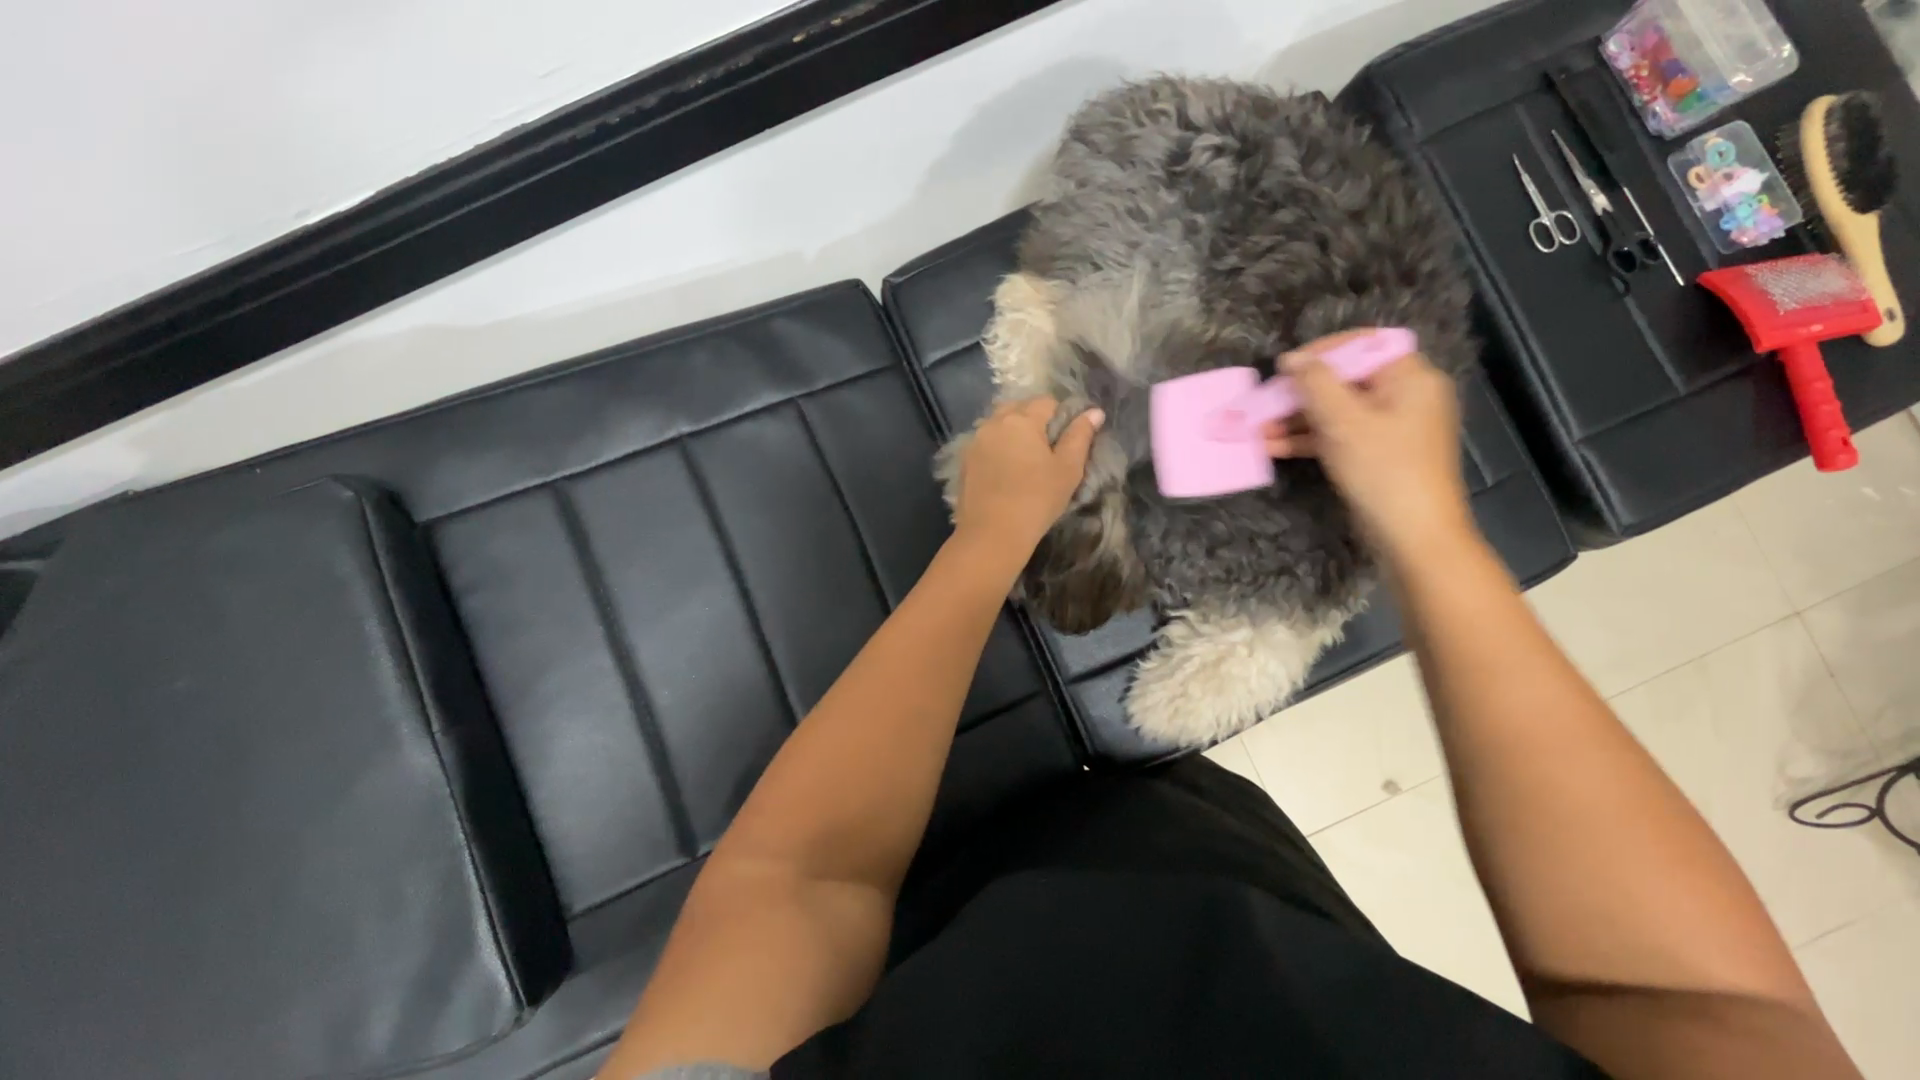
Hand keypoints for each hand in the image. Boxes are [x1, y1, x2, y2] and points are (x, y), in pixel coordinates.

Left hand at [953, 398, 1103, 557]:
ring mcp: (975, 441)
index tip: (1067, 440)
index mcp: (1022, 419)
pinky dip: (997, 449)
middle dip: (1034, 421)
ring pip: (999, 425)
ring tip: (1026, 461)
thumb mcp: (1067, 469)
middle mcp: (994, 422)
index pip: (1046, 402)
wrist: (991, 534)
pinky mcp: (964, 461)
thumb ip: (1080, 436)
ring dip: (1013, 434)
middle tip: (1047, 450)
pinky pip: (985, 443)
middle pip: (1018, 408)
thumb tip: (1094, 412)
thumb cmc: (1037, 500)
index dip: (1061, 415)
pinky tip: (1006, 472)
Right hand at [1261, 334, 1472, 558]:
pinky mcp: (1376, 456)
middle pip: (1345, 380)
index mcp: (1410, 378)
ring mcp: (1390, 428)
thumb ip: (1314, 383)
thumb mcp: (1343, 421)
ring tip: (1257, 429)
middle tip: (1263, 402)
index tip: (1286, 366)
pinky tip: (1272, 447)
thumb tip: (1291, 358)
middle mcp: (1404, 396)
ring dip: (1296, 419)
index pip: (1363, 344)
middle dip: (1299, 392)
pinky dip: (1308, 440)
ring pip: (1336, 411)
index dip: (1322, 351)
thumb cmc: (1383, 470)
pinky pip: (1339, 436)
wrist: (1413, 536)